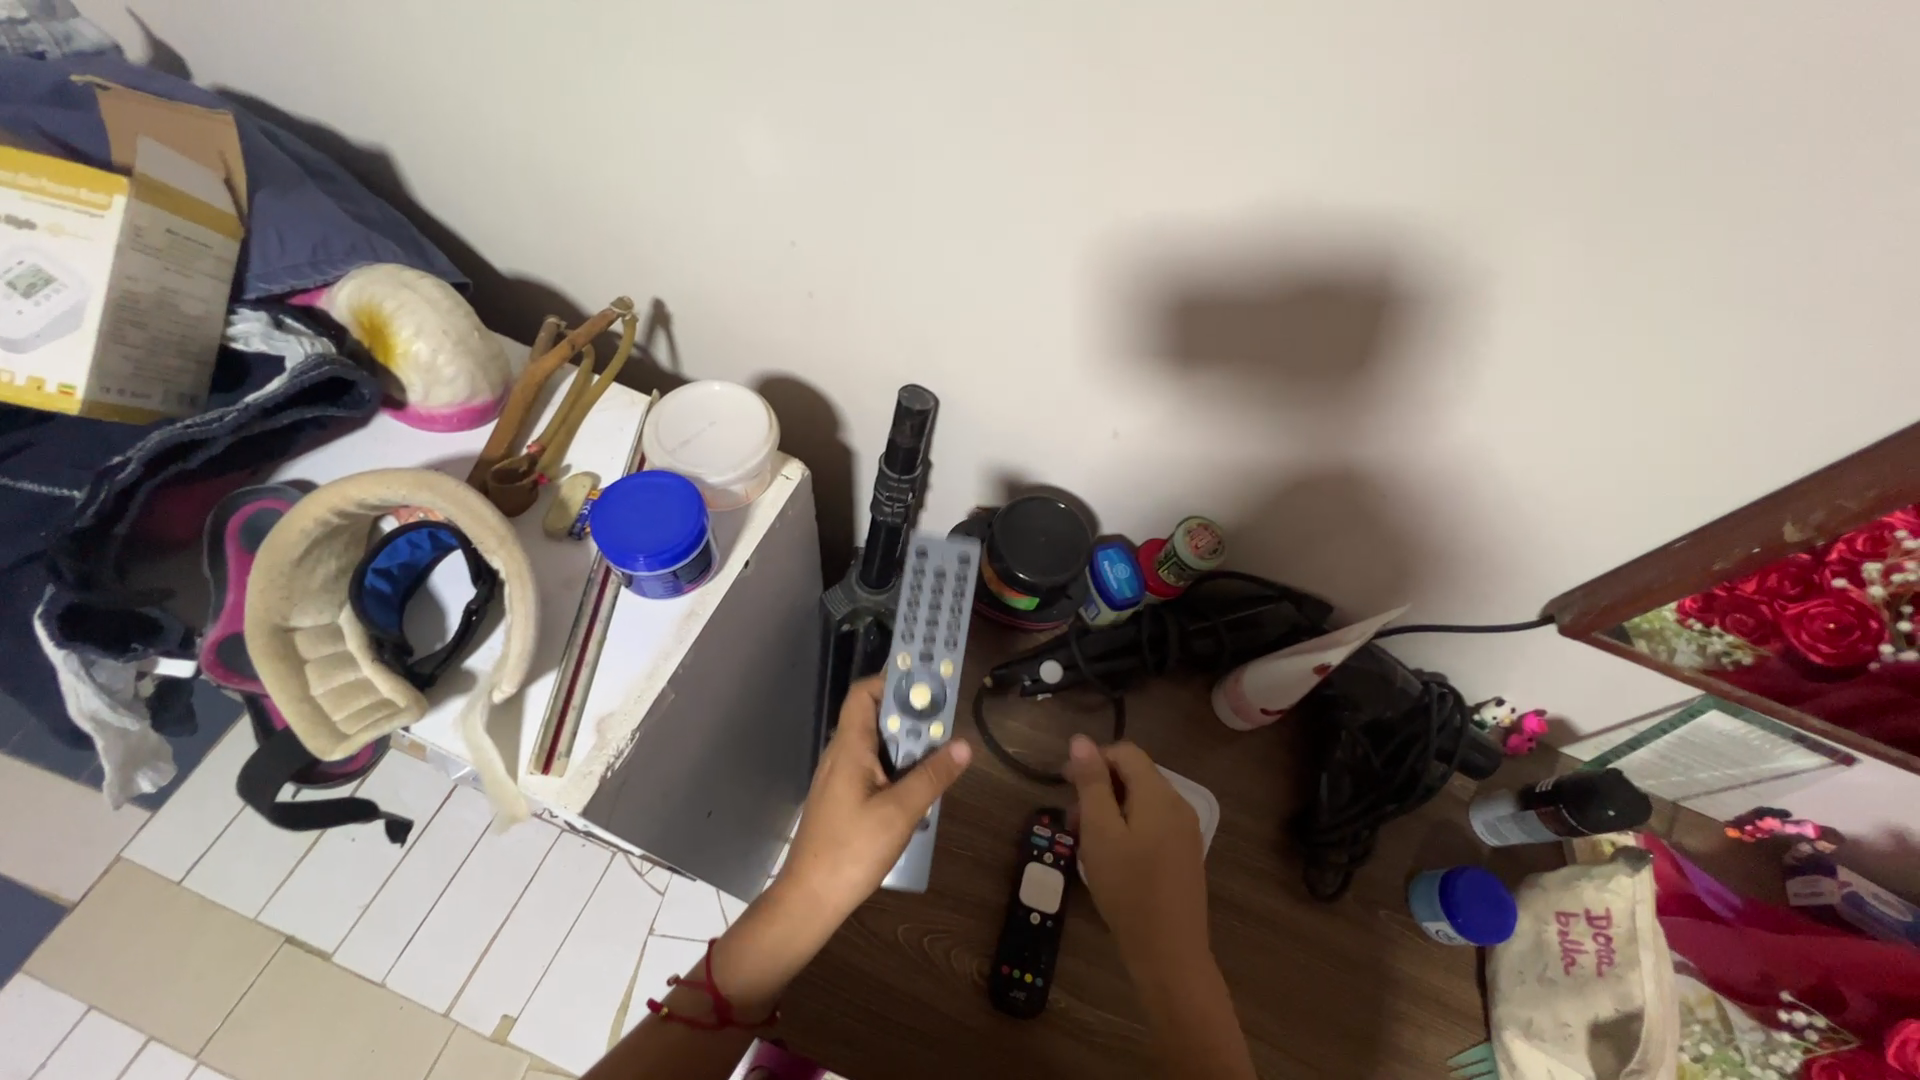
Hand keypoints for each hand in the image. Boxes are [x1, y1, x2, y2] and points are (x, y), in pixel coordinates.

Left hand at [778, 676, 972, 927]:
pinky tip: (918, 790)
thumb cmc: (851, 850)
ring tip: (939, 754)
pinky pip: (872, 769)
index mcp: (849, 747)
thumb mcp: (900, 813)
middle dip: (909, 715)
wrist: (809, 898)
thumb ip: (932, 776)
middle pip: (874, 716)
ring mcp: (839, 778)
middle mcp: (840, 755)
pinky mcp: (842, 799)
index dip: (893, 681)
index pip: (864, 693)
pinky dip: (896, 769)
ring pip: (875, 745)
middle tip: (945, 724)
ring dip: (906, 745)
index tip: (927, 686)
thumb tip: (964, 745)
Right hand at [1064, 734, 1209, 974]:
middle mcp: (1178, 805)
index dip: (1093, 760)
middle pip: (1135, 775)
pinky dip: (1127, 827)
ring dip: (1110, 809)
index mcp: (1159, 795)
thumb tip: (1080, 740)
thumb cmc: (1128, 888)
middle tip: (1070, 820)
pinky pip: (1152, 823)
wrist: (1169, 953)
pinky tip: (1110, 855)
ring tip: (1084, 841)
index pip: (1126, 752)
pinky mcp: (1184, 854)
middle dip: (1099, 787)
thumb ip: (1091, 783)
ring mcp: (1185, 831)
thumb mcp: (1100, 832)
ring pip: (1141, 801)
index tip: (1064, 785)